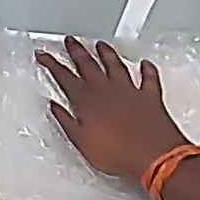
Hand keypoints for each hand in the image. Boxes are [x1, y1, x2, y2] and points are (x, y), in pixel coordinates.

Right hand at [38, 37, 190, 182]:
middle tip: (70, 41)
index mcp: (88, 102)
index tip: (44, 55)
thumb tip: (55, 106)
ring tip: (101, 45)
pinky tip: (145, 63)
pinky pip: (149, 79)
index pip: (64, 78)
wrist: (156, 158)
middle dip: (77, 52)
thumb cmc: (118, 154)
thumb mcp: (82, 141)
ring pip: (115, 66)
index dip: (52, 64)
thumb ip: (67, 121)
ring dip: (107, 54)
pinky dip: (147, 70)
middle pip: (88, 66)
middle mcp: (108, 91)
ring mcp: (130, 92)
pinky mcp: (150, 98)